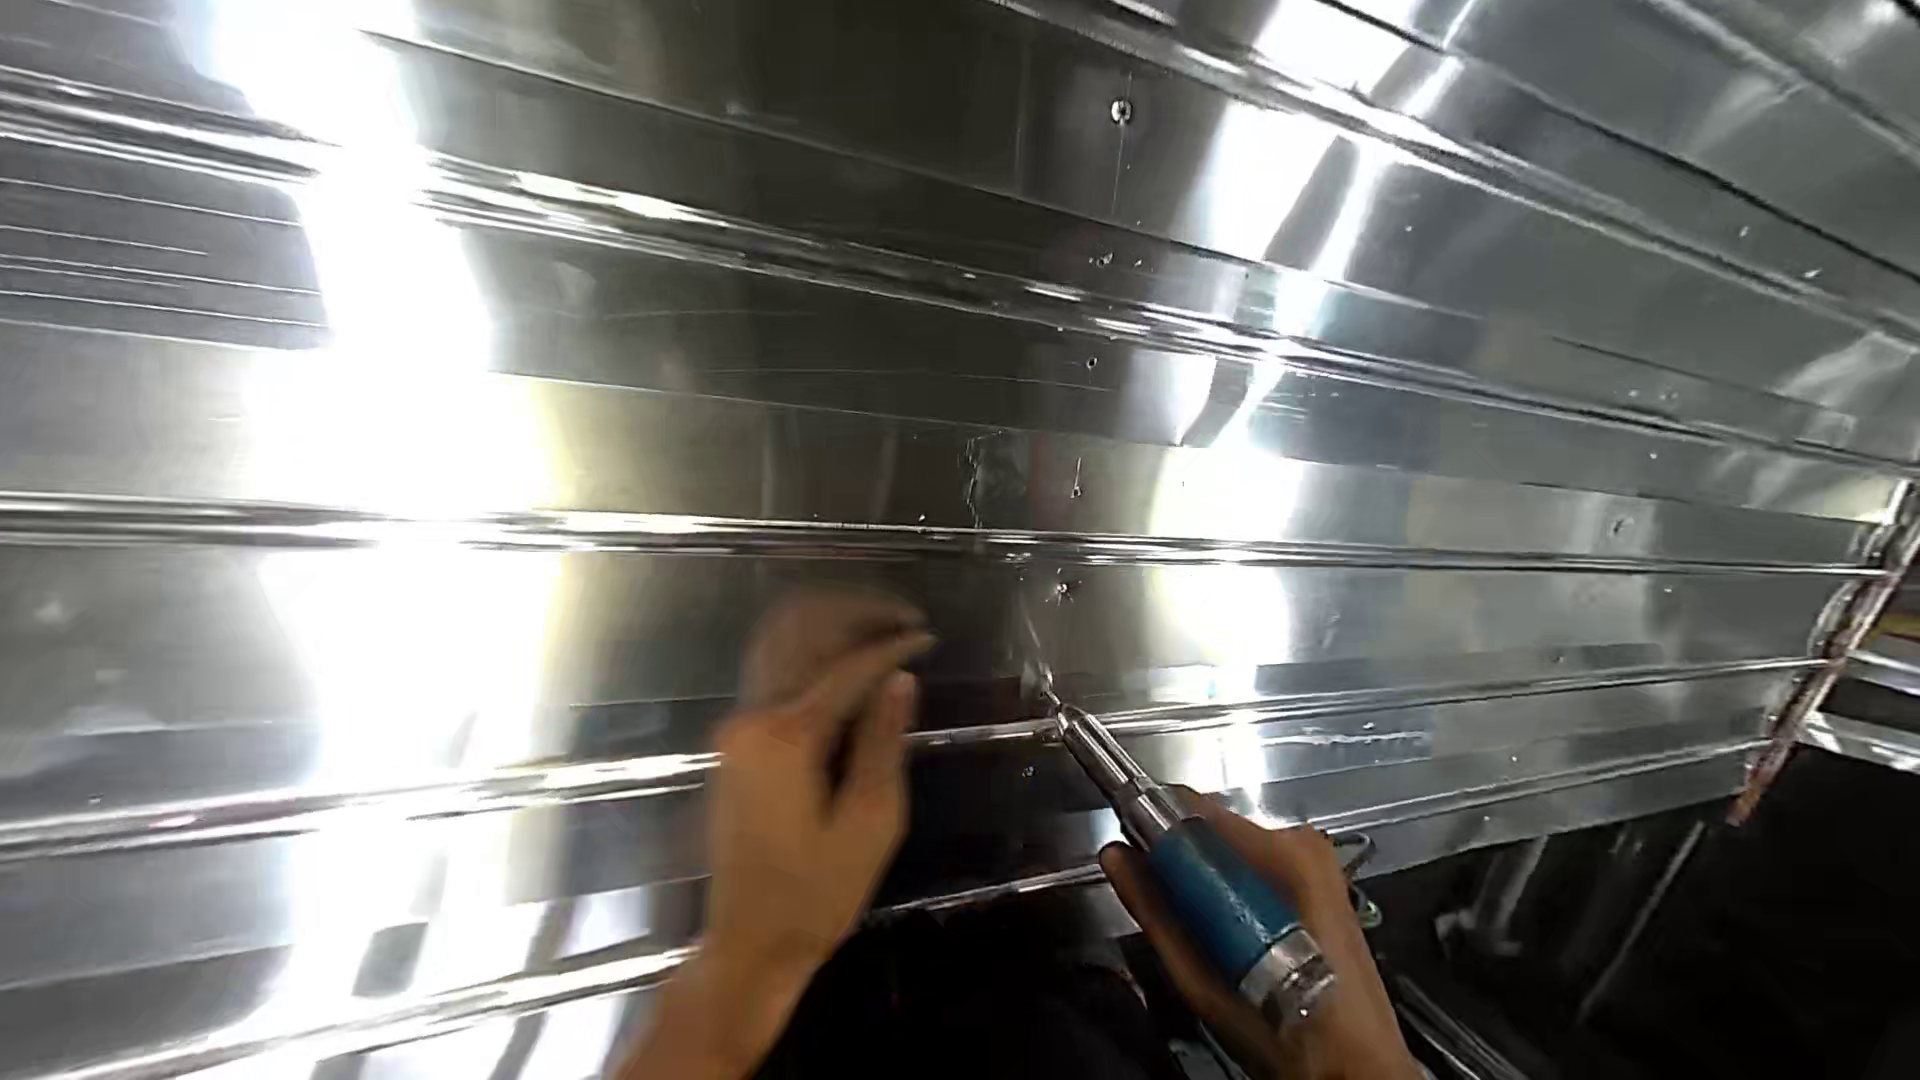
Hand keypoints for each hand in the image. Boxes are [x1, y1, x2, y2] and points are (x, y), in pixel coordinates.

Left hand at [623, 588, 931, 1078]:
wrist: (748, 943)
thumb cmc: (818, 894)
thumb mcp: (870, 822)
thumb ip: (883, 740)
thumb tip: (901, 678)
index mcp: (786, 739)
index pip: (847, 669)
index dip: (892, 646)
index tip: (928, 637)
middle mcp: (751, 718)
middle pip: (803, 634)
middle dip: (857, 614)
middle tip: (905, 617)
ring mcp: (737, 725)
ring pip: (782, 642)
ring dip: (831, 622)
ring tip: (880, 623)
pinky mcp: (737, 737)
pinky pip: (775, 668)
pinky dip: (811, 647)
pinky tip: (845, 652)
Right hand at [1100, 792, 1420, 1079]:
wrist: (1358, 1076)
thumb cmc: (1282, 1030)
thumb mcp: (1202, 978)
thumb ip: (1154, 910)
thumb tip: (1114, 856)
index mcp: (1280, 854)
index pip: (1193, 807)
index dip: (1155, 827)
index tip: (1134, 852)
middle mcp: (1301, 842)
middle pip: (1212, 825)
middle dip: (1181, 854)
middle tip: (1165, 896)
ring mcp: (1315, 858)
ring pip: (1231, 843)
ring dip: (1205, 870)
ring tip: (1200, 918)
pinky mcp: (1321, 876)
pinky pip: (1254, 859)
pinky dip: (1231, 880)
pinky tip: (1230, 921)